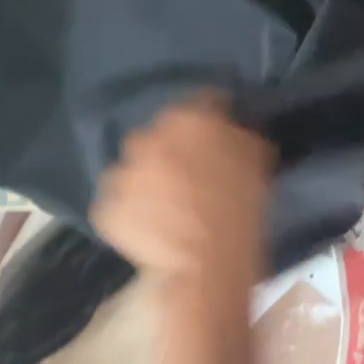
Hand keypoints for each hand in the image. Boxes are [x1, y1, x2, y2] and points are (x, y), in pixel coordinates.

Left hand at [92, 97, 275, 283]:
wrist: (209, 260)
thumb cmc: (242, 202)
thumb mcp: (258, 154)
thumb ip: (238, 132)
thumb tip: (230, 130)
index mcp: (187, 117)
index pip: (202, 104)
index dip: (214, 119)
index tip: (223, 134)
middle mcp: (147, 137)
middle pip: (161, 134)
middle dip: (174, 146)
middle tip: (194, 169)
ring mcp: (121, 174)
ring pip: (136, 168)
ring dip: (150, 177)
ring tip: (170, 199)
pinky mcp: (105, 209)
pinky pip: (121, 202)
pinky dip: (134, 207)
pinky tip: (155, 221)